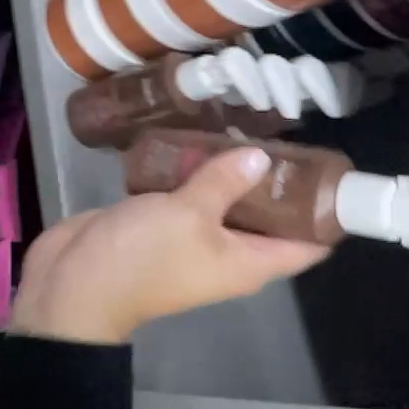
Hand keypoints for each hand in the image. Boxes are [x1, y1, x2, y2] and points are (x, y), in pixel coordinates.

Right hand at [12, 147, 330, 343]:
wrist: (77, 283)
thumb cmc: (143, 256)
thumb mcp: (188, 214)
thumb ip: (223, 183)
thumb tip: (261, 157)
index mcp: (248, 261)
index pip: (308, 243)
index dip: (325, 210)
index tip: (331, 168)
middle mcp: (225, 251)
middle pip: (262, 215)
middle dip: (268, 177)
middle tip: (273, 130)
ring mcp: (187, 236)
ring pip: (219, 200)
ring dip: (222, 169)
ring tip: (230, 126)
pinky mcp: (153, 222)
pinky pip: (181, 194)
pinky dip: (185, 171)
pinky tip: (181, 140)